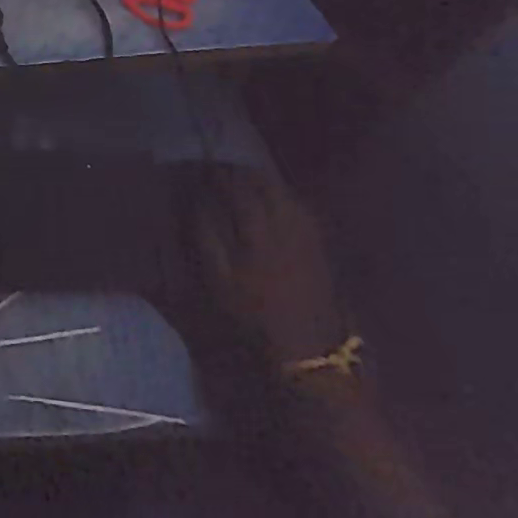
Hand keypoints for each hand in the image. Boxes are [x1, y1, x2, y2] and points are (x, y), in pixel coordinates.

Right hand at [192, 164, 345, 365]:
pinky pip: (301, 209)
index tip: (202, 167)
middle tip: (222, 168)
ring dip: (265, 182)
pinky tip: (275, 200)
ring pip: (286, 195)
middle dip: (243, 173)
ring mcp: (308, 237)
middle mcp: (287, 228)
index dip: (220, 176)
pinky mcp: (320, 248)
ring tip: (245, 179)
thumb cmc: (254, 316)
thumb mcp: (219, 280)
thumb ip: (207, 237)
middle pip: (267, 186)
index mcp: (259, 234)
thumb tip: (198, 203)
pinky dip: (283, 197)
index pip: (238, 191)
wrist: (308, 350)